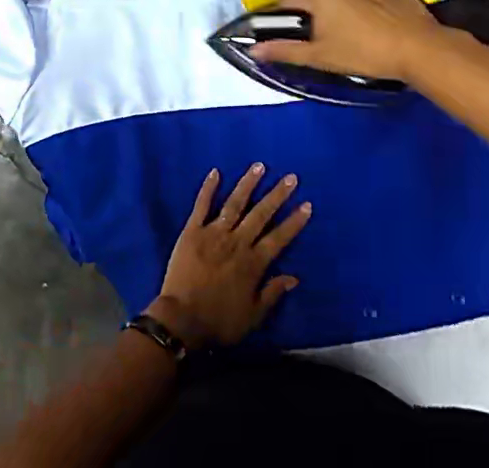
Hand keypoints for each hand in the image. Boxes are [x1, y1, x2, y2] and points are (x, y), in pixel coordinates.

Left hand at [144, 164, 311, 350]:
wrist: (182, 319)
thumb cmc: (220, 321)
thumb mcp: (253, 315)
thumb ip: (272, 292)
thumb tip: (294, 277)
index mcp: (253, 263)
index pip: (279, 238)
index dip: (294, 221)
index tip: (306, 205)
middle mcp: (236, 242)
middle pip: (260, 214)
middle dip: (277, 195)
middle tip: (291, 178)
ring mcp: (213, 233)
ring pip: (234, 203)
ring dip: (247, 184)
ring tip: (259, 166)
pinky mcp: (192, 231)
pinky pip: (201, 205)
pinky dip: (208, 188)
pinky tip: (215, 172)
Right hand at [248, 0, 454, 84]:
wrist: (420, 48)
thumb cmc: (364, 53)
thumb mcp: (321, 57)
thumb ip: (285, 51)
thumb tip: (253, 49)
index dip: (282, 13)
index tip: (284, 28)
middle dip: (314, 12)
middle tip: (321, 36)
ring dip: (341, 7)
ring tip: (351, 31)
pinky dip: (365, 5)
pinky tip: (375, 24)